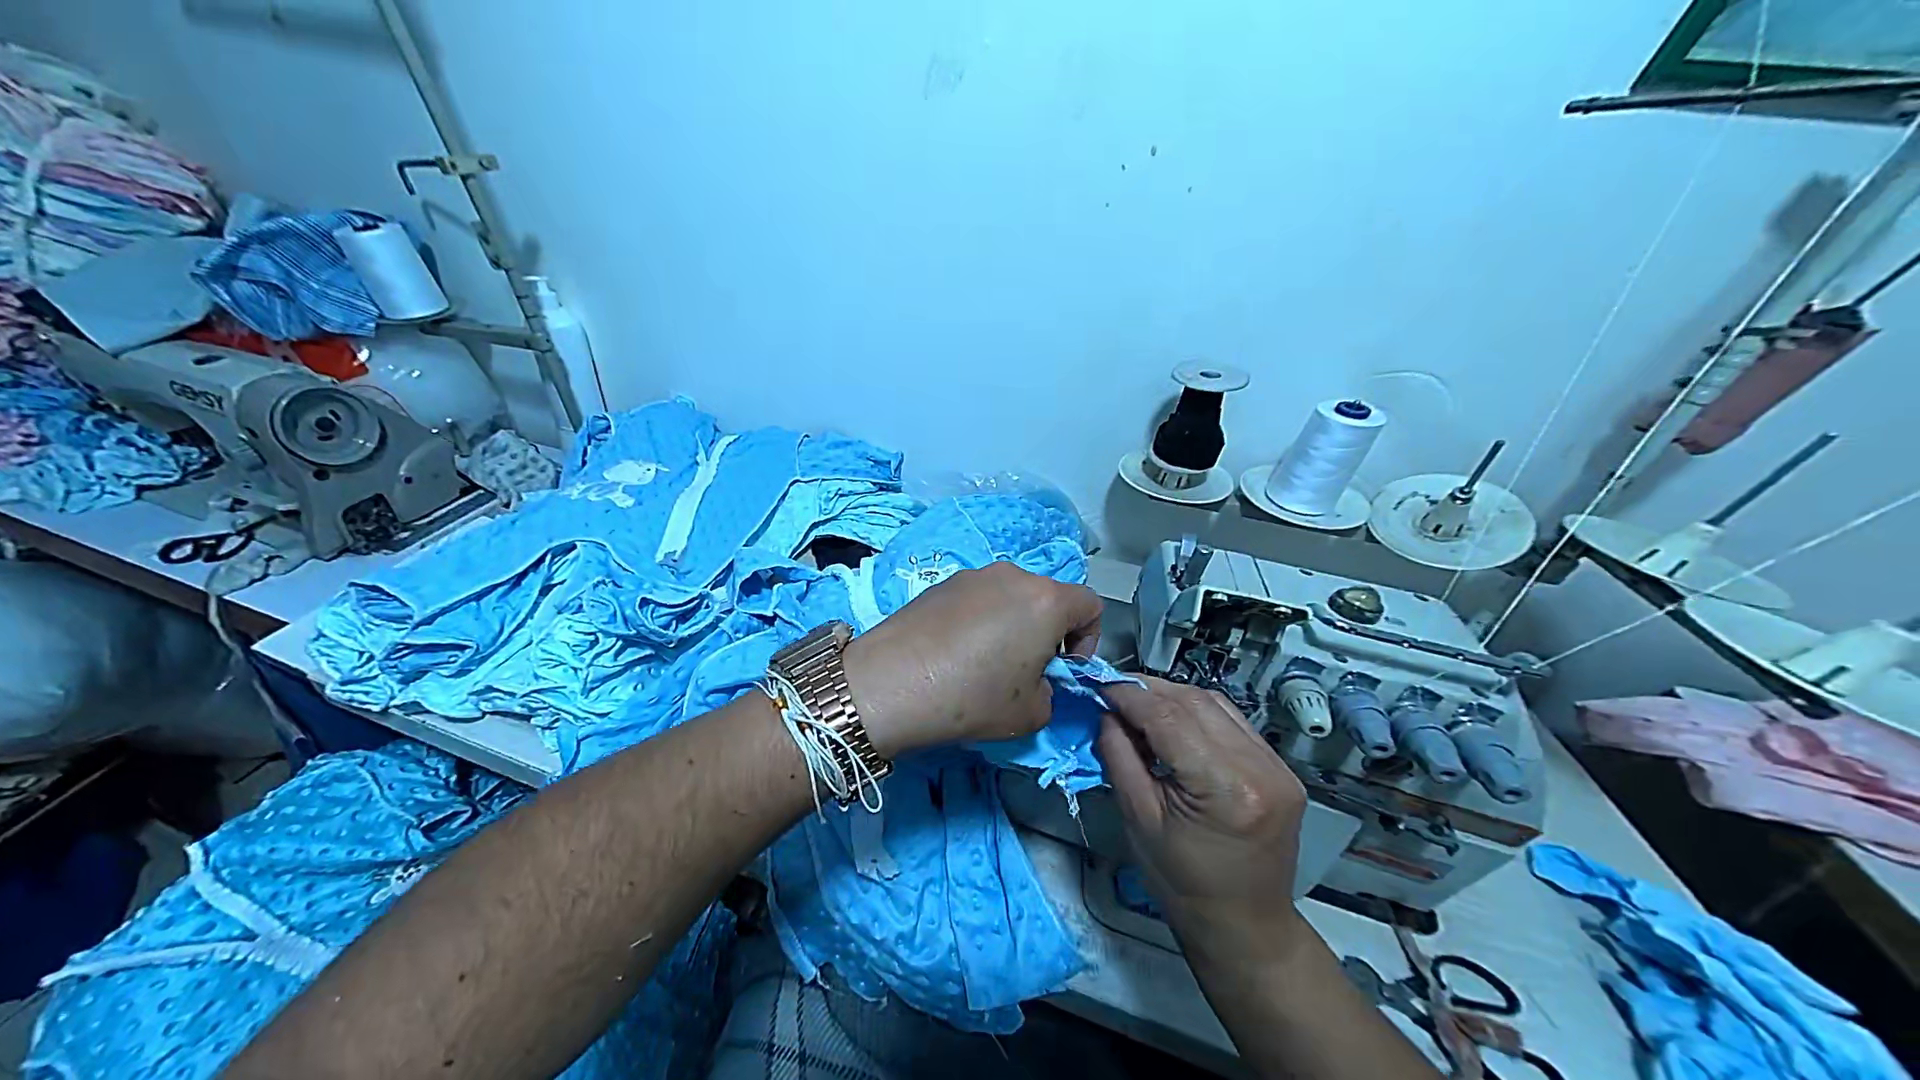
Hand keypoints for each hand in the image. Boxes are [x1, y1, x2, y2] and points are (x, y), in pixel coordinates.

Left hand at [842, 562, 1102, 757]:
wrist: (890, 683)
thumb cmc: (972, 697)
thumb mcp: (1032, 713)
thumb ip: (1052, 690)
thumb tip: (1037, 678)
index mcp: (1046, 600)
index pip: (1091, 605)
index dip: (1088, 640)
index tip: (1063, 668)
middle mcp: (1013, 575)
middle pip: (1049, 597)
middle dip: (1048, 631)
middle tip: (1026, 668)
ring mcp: (973, 575)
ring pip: (1012, 596)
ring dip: (1013, 623)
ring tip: (986, 660)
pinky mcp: (941, 583)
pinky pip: (979, 598)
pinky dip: (981, 619)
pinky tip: (956, 651)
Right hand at [1097, 676, 1307, 928]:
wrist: (1241, 924)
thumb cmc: (1181, 883)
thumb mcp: (1137, 818)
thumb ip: (1119, 755)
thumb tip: (1107, 710)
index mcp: (1225, 788)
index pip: (1169, 717)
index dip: (1129, 695)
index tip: (1099, 686)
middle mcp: (1260, 768)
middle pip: (1195, 702)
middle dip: (1149, 690)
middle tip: (1113, 694)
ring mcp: (1277, 767)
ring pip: (1216, 704)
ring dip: (1173, 696)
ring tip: (1139, 705)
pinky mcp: (1281, 769)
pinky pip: (1233, 722)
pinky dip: (1198, 713)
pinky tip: (1174, 722)